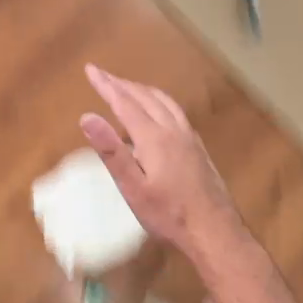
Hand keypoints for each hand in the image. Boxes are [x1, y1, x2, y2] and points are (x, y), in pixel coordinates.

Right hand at [79, 65, 235, 252]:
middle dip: (122, 84)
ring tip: (126, 87)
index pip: (124, 103)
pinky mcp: (199, 148)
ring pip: (164, 102)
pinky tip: (157, 113)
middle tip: (102, 75)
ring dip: (142, 90)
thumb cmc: (169, 214)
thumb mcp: (132, 187)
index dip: (106, 85)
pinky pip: (175, 112)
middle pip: (145, 97)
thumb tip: (86, 117)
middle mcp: (173, 130)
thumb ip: (110, 151)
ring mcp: (189, 138)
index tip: (90, 69)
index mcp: (154, 137)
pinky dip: (158, 102)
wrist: (216, 233)